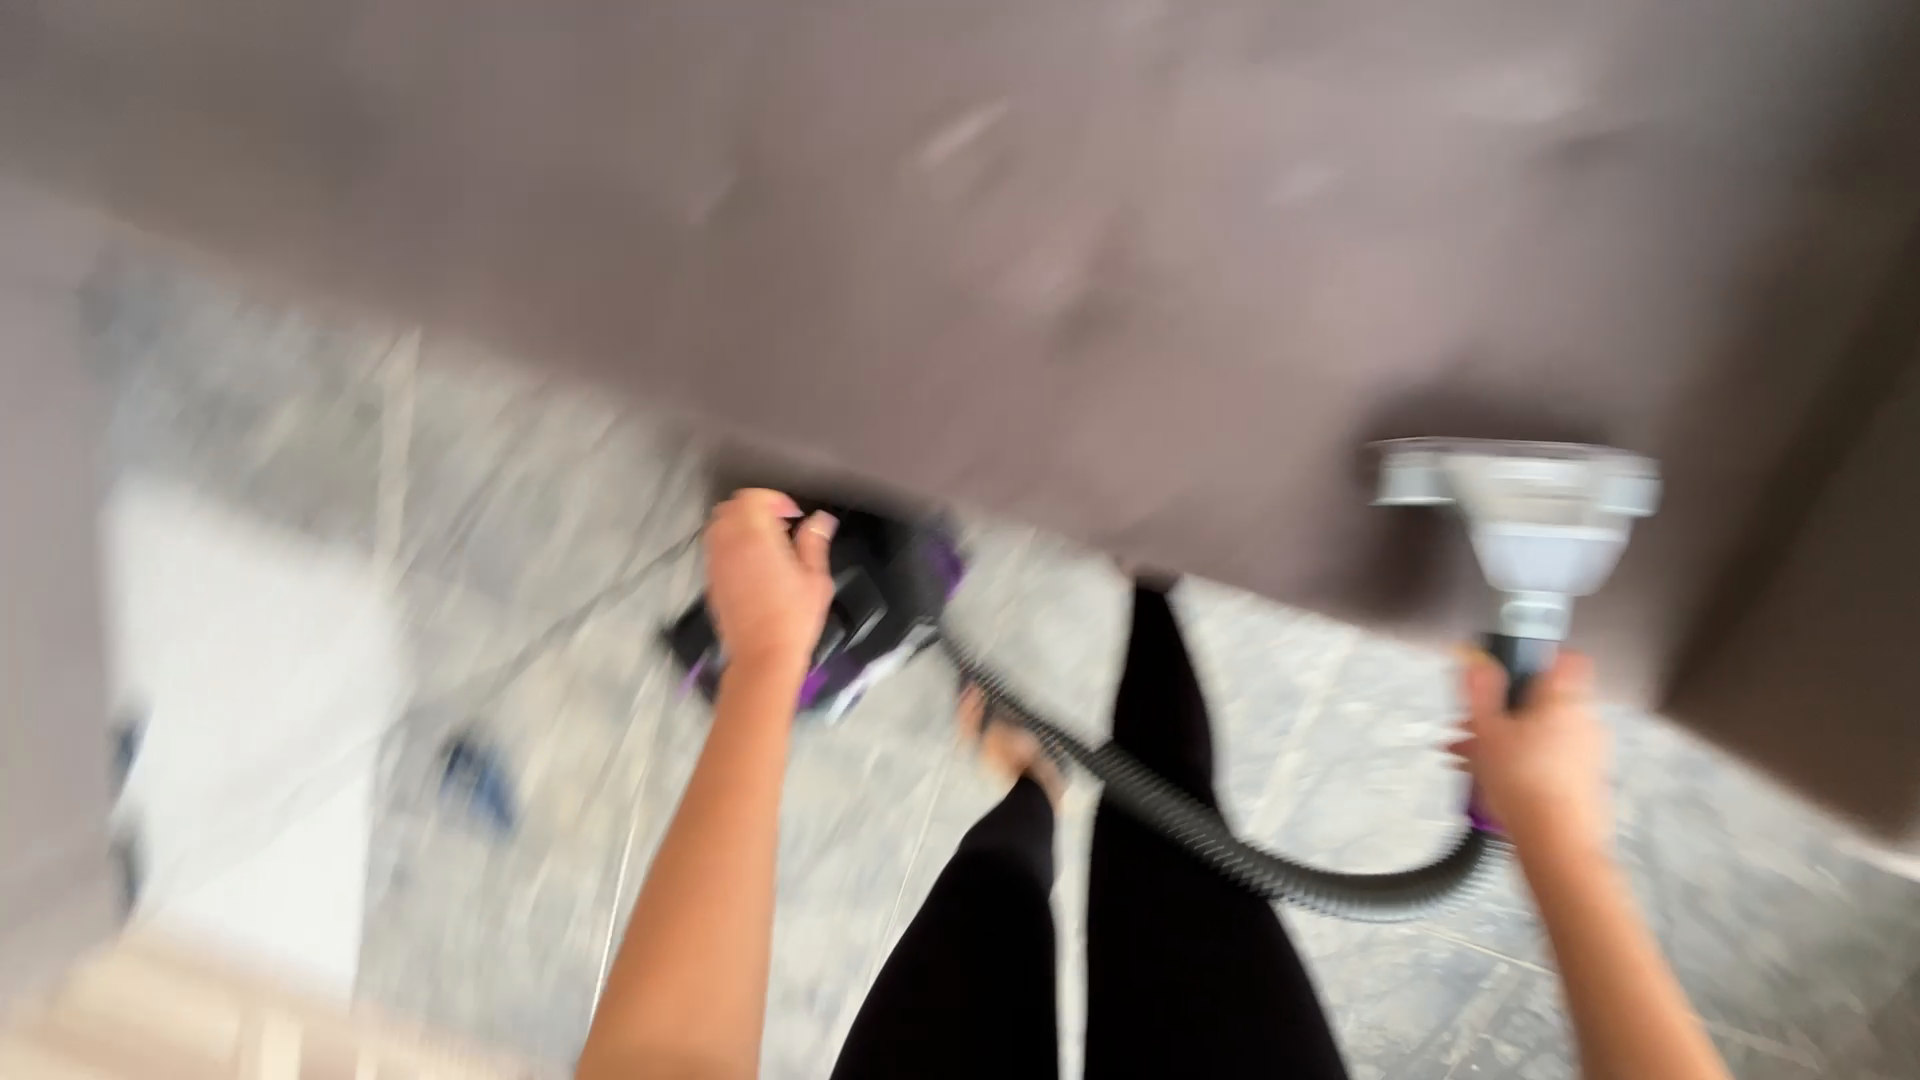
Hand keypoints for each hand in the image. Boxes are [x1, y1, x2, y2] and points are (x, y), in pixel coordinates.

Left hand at [703, 490, 836, 675]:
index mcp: (756, 538)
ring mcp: (717, 563)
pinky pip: (715, 548)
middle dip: (756, 507)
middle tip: (780, 523)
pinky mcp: (712, 580)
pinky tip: (753, 563)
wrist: (764, 656)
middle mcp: (730, 545)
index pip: (753, 498)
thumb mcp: (816, 578)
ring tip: (766, 541)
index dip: (775, 499)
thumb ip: (815, 542)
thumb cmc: (792, 620)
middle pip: (731, 506)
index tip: (793, 515)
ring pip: (718, 524)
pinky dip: (730, 543)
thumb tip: (820, 522)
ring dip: (740, 523)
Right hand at [1449, 649, 1610, 853]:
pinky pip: (1546, 754)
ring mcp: (1587, 752)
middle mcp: (1584, 722)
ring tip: (1463, 754)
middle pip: (1542, 698)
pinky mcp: (1583, 779)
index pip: (1566, 657)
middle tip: (1467, 722)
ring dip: (1501, 734)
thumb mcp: (1485, 729)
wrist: (1557, 843)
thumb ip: (1480, 690)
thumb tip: (1477, 659)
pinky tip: (1484, 774)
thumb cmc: (1520, 779)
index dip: (1537, 654)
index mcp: (1565, 702)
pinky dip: (1518, 755)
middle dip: (1501, 706)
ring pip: (1539, 728)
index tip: (1506, 667)